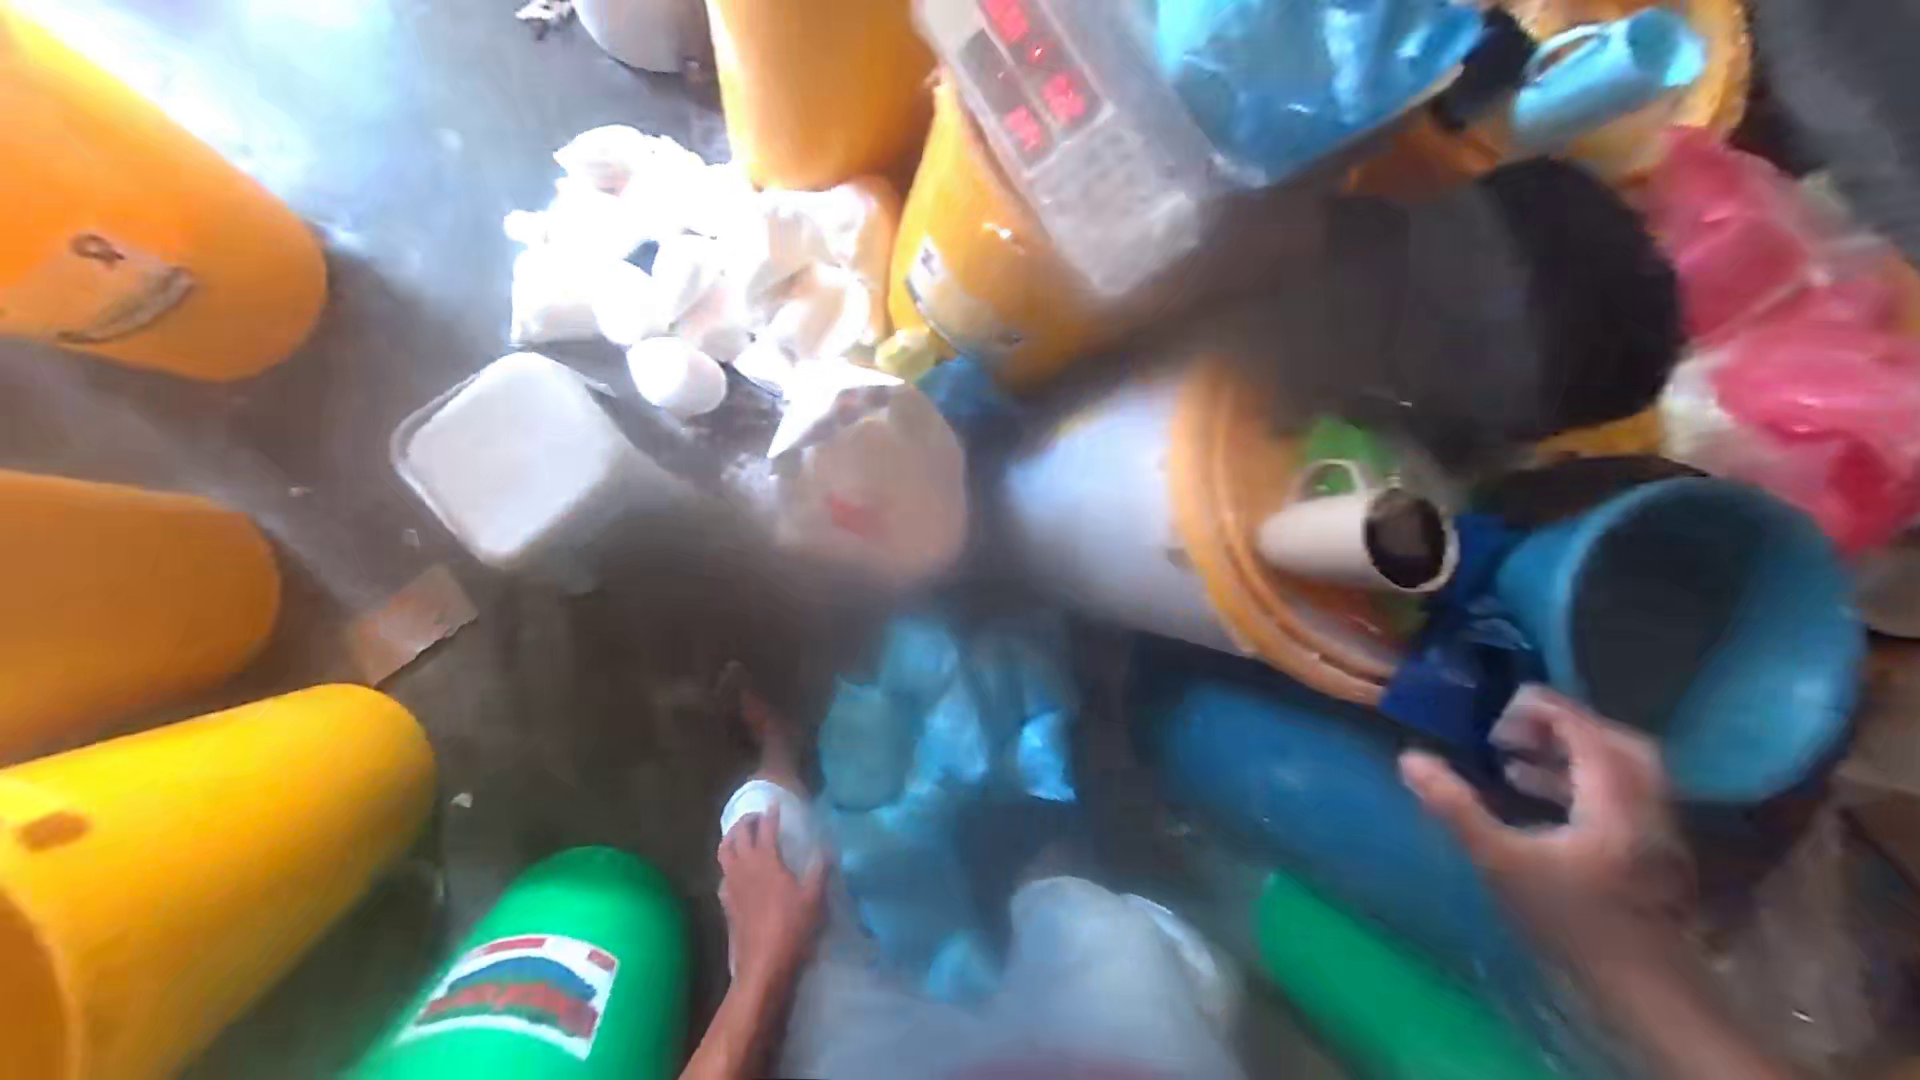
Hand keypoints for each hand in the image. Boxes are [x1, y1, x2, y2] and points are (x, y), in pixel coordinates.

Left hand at [718, 804, 827, 987]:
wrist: (763, 965)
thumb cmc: (792, 927)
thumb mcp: (814, 897)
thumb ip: (819, 869)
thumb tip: (825, 846)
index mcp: (766, 860)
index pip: (766, 828)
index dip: (771, 814)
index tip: (775, 803)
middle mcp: (744, 867)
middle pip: (737, 835)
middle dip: (746, 821)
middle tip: (757, 817)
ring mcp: (731, 885)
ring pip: (724, 852)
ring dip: (732, 838)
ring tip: (742, 836)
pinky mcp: (726, 904)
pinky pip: (723, 875)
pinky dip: (729, 865)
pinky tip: (737, 872)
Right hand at [1399, 685, 1695, 961]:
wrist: (1646, 992)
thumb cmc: (1570, 920)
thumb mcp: (1499, 860)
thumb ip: (1454, 807)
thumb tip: (1409, 758)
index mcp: (1614, 804)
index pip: (1590, 735)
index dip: (1551, 710)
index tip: (1505, 701)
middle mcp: (1646, 811)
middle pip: (1620, 746)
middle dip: (1567, 727)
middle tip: (1513, 727)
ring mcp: (1655, 835)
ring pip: (1623, 773)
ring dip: (1571, 754)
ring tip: (1513, 758)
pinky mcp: (1650, 856)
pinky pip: (1619, 796)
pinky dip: (1579, 781)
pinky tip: (1537, 799)